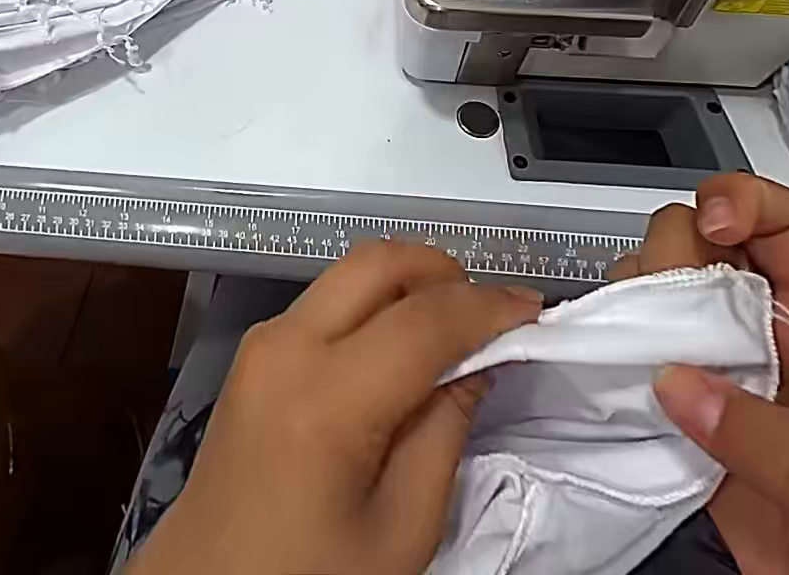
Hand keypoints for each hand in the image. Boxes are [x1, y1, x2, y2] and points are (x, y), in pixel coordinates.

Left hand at [126, 239, 543, 574]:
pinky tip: (403, 337)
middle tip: (488, 309)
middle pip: (378, 262)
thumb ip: (446, 428)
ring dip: (409, 280)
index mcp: (324, 399)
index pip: (423, 320)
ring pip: (352, 270)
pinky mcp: (258, 346)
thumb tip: (482, 358)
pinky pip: (328, 296)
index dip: (487, 306)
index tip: (530, 310)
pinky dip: (375, 299)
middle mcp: (286, 346)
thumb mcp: (400, 528)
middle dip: (443, 270)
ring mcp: (265, 339)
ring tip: (453, 322)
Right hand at [622, 173, 788, 574]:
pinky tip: (608, 371)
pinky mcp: (688, 424)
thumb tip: (678, 384)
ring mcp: (726, 380)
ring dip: (633, 303)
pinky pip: (634, 363)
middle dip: (671, 256)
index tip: (711, 222)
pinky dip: (611, 355)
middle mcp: (775, 341)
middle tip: (664, 305)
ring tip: (635, 347)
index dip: (746, 202)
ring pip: (656, 295)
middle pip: (701, 247)